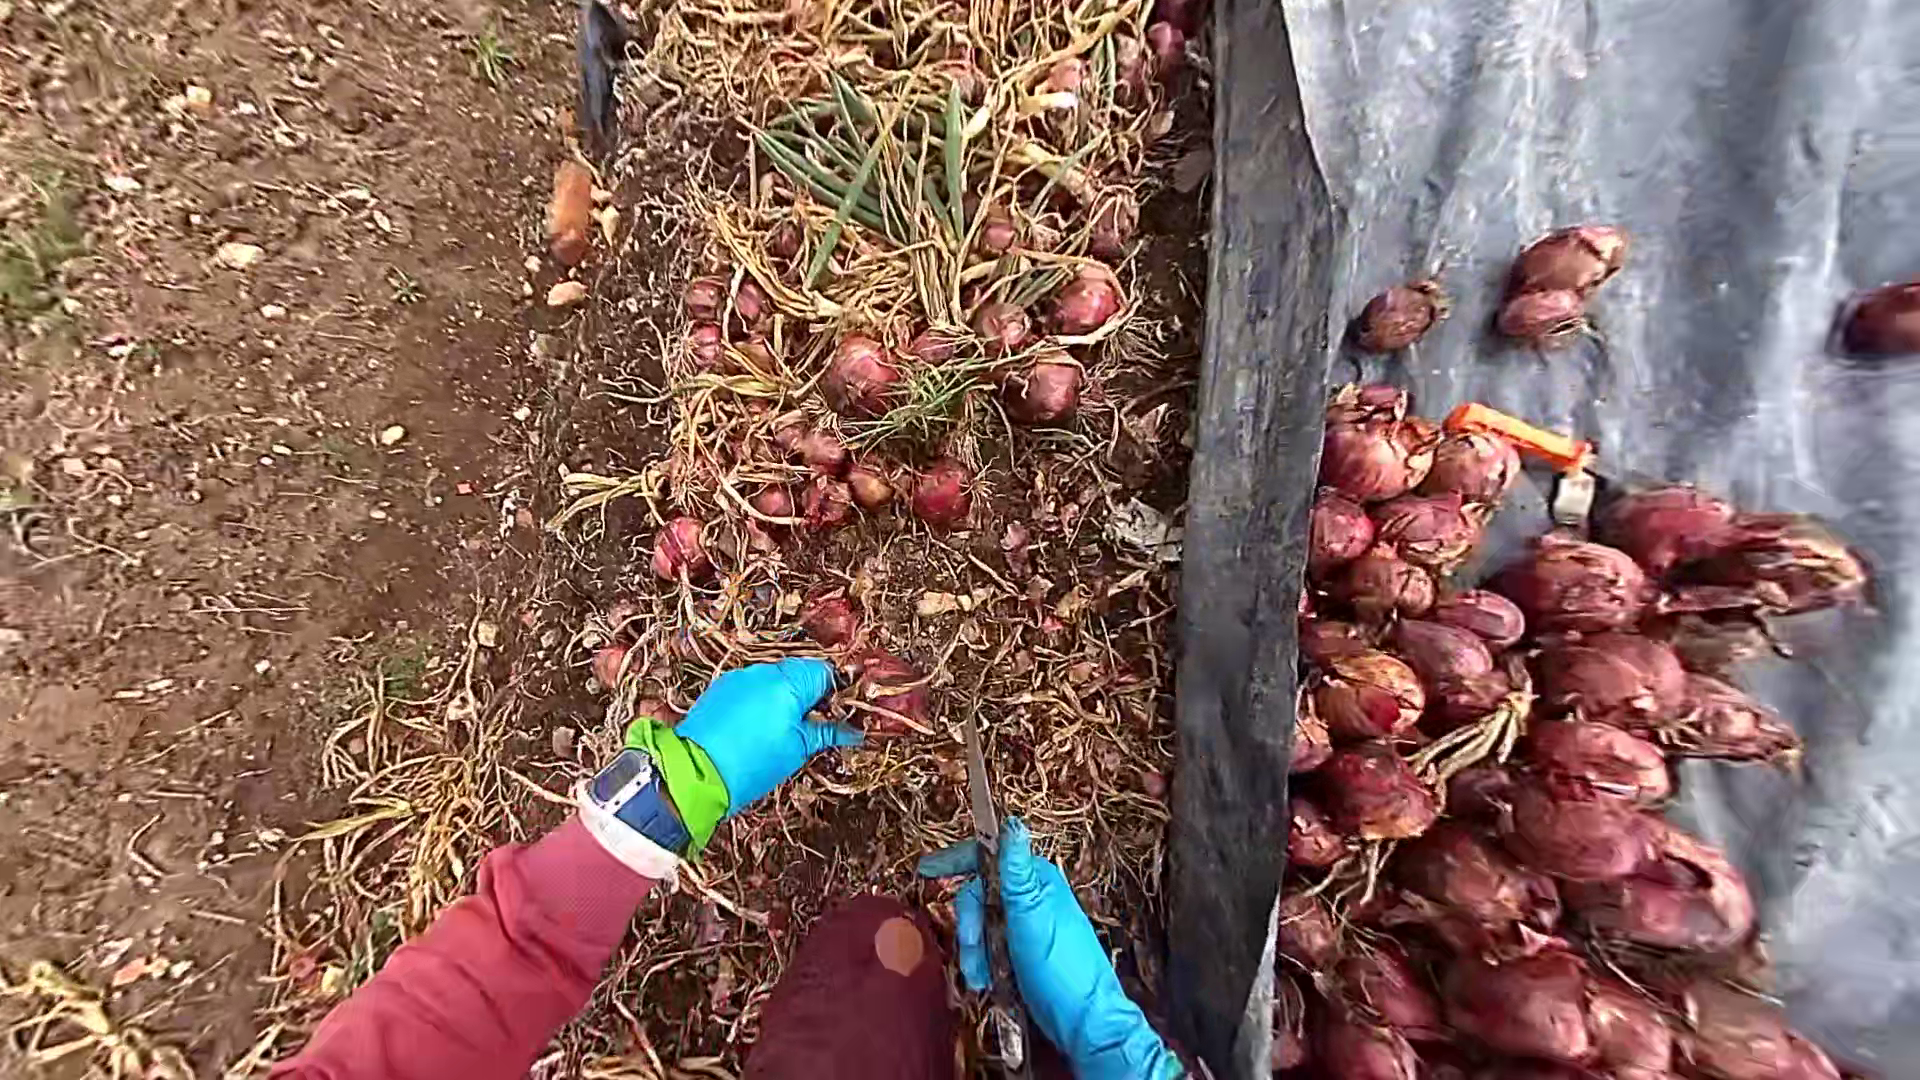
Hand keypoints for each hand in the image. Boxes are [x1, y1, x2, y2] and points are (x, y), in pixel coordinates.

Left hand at [675, 658, 858, 815]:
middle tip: (815, 723)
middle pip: (802, 673)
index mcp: (790, 681)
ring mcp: (741, 676)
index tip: (840, 712)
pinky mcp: (723, 686)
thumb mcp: (799, 748)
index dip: (836, 692)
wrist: (695, 775)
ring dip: (786, 696)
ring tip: (784, 728)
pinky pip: (753, 685)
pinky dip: (762, 699)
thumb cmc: (752, 763)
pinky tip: (759, 725)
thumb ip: (828, 732)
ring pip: (777, 679)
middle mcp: (765, 670)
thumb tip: (855, 730)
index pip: (826, 672)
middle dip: (811, 695)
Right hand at [923, 818, 1180, 1079]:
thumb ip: (1015, 869)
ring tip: (981, 973)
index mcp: (1034, 878)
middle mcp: (1028, 897)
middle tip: (972, 946)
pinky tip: (987, 980)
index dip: (956, 860)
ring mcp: (1024, 926)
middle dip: (969, 922)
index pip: (989, 857)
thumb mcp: (1031, 912)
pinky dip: (983, 963)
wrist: (1085, 1023)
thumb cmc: (1059, 962)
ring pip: (981, 924)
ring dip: (975, 949)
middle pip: (980, 894)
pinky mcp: (1020, 953)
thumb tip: (1013, 822)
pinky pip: (989, 948)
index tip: (927, 869)